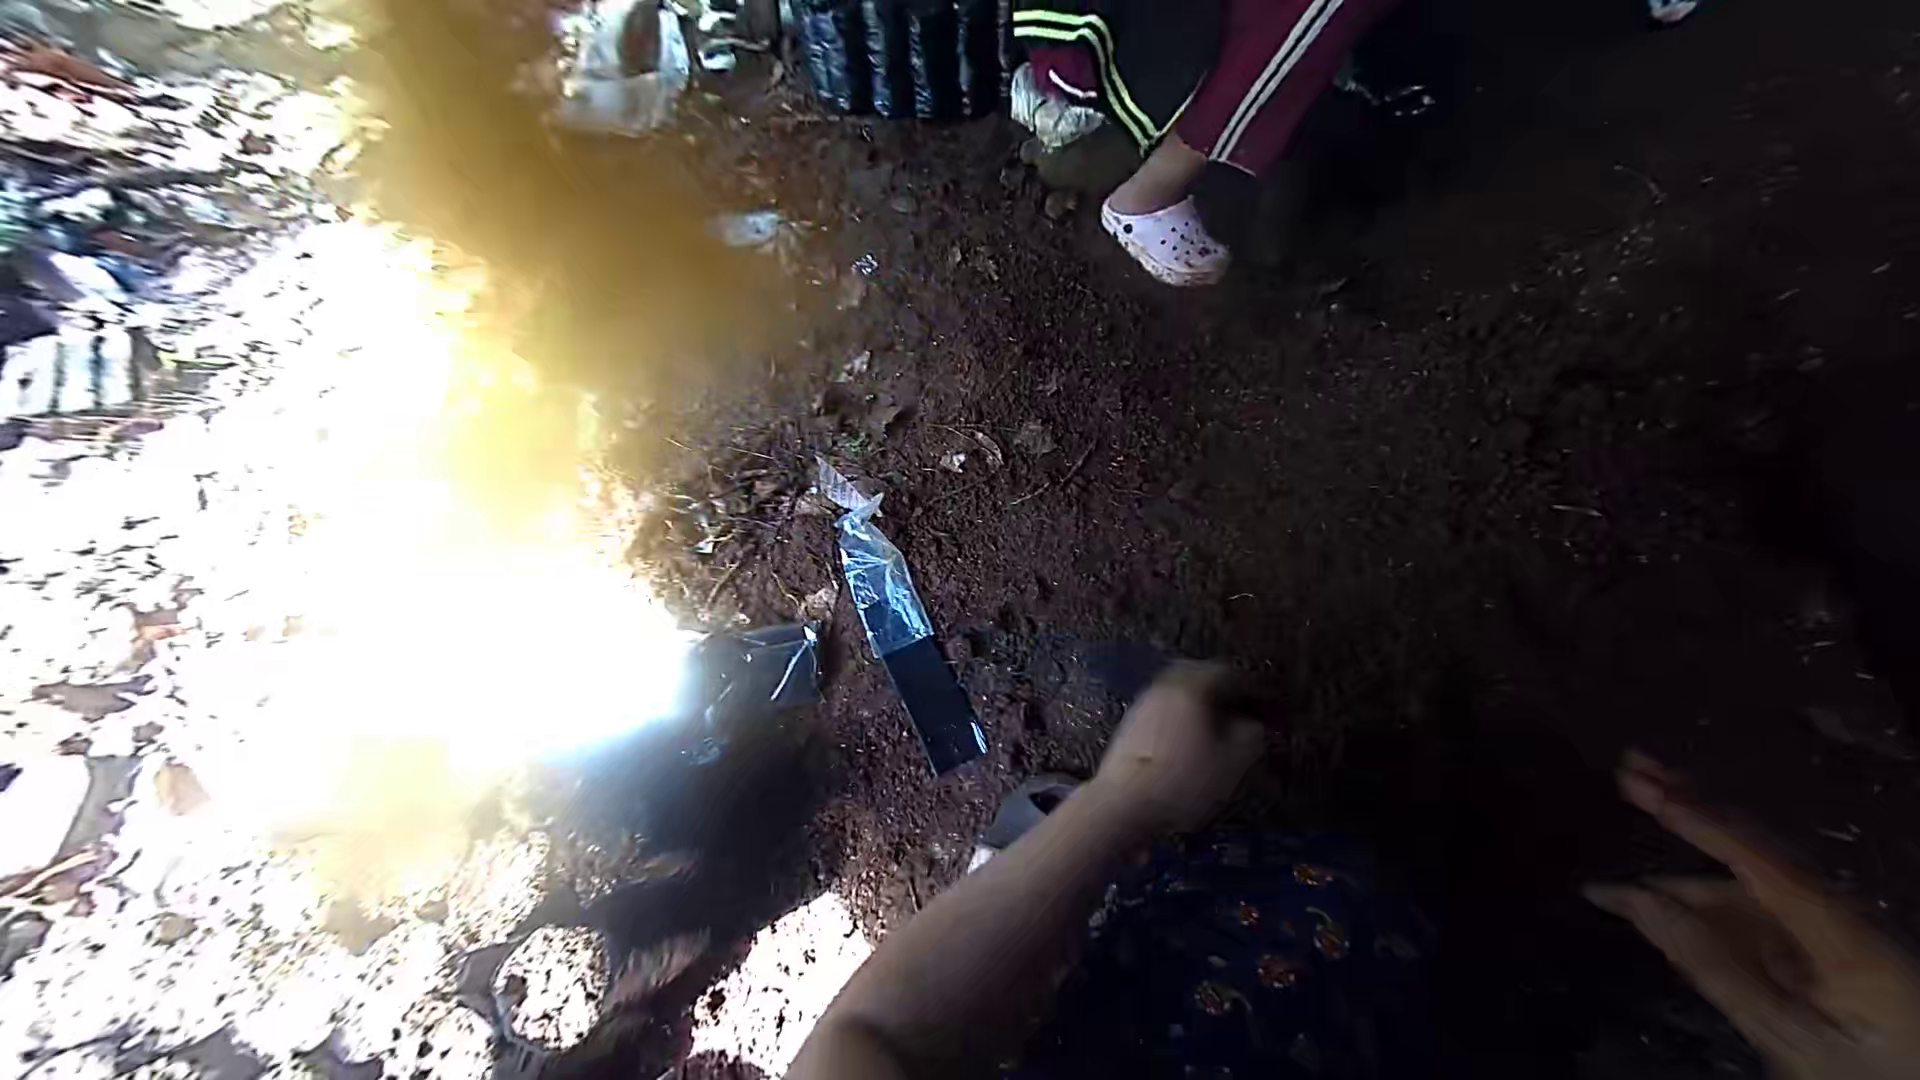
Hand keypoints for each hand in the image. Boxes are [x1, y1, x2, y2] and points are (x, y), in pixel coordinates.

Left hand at [1089, 662, 1265, 836]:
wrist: (1124, 801)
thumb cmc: (1184, 780)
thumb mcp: (1233, 762)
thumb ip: (1250, 735)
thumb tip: (1252, 722)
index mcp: (1190, 688)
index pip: (1226, 672)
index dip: (1250, 685)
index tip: (1266, 701)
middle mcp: (1164, 687)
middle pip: (1198, 676)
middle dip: (1222, 689)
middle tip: (1242, 707)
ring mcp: (1143, 703)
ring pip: (1179, 692)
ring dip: (1200, 702)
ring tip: (1219, 726)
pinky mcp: (1131, 723)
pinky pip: (1165, 708)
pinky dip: (1182, 715)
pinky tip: (1190, 739)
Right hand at [1588, 752, 1919, 1079]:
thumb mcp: (1790, 1038)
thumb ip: (1712, 965)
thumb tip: (1631, 895)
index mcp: (1856, 947)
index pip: (1770, 868)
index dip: (1706, 825)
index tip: (1645, 790)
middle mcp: (1847, 928)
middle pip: (1764, 855)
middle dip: (1694, 807)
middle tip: (1630, 765)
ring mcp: (1833, 942)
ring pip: (1744, 882)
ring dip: (1683, 849)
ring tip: (1627, 810)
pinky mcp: (1818, 959)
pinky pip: (1745, 911)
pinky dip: (1691, 892)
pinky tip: (1645, 893)